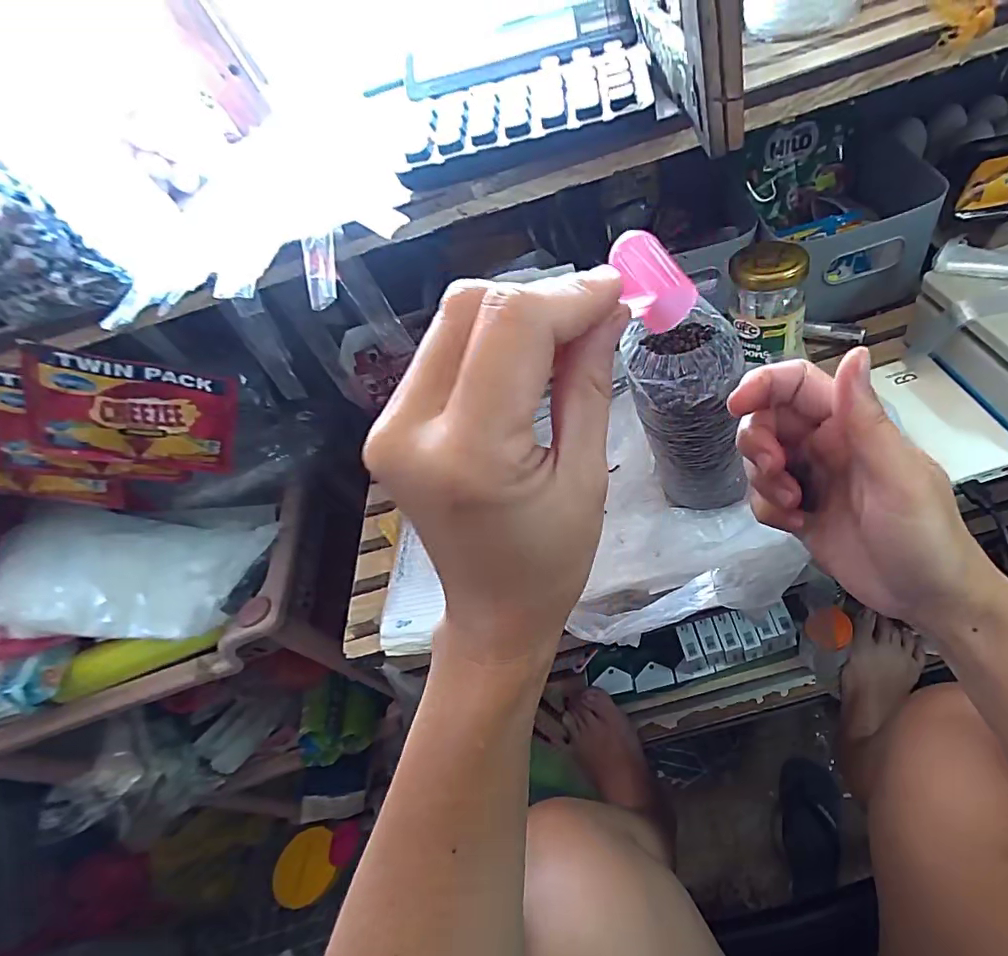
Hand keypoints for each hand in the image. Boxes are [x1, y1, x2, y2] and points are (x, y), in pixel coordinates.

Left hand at [364, 269, 629, 664]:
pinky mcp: (391, 422)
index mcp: (469, 452)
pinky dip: (495, 337)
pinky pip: (445, 349)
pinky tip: (535, 353)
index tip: (618, 291)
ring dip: (519, 311)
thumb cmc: (551, 564)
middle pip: (472, 307)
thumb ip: (589, 386)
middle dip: (544, 296)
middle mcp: (410, 427)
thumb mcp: (586, 478)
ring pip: (454, 319)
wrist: (492, 612)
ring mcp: (390, 423)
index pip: (512, 328)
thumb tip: (608, 312)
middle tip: (599, 311)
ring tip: (573, 331)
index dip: (570, 296)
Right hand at [729, 350, 997, 631]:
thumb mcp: (897, 474)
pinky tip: (795, 525)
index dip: (763, 385)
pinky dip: (768, 509)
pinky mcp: (804, 515)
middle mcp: (830, 446)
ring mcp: (815, 481)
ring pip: (762, 460)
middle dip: (758, 441)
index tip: (738, 406)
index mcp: (853, 424)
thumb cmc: (925, 533)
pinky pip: (767, 499)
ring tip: (793, 505)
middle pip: (770, 421)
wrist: (927, 596)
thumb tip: (856, 352)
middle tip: (774, 470)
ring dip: (763, 480)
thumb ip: (867, 418)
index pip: (798, 385)